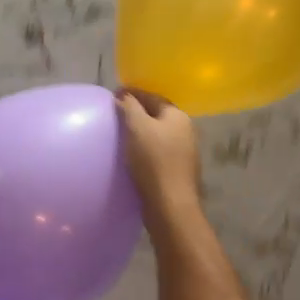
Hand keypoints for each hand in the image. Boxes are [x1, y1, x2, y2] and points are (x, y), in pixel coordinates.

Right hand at [116, 87, 202, 226]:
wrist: (171, 206)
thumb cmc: (154, 161)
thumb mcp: (137, 127)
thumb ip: (129, 106)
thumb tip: (122, 95)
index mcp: (178, 116)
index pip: (152, 96)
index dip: (133, 93)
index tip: (113, 94)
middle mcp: (186, 130)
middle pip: (157, 114)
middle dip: (137, 111)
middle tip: (116, 112)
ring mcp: (184, 152)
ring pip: (158, 134)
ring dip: (141, 131)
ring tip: (121, 132)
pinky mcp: (178, 171)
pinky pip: (158, 151)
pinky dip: (145, 148)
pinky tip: (132, 154)